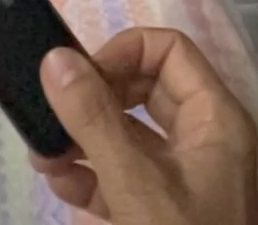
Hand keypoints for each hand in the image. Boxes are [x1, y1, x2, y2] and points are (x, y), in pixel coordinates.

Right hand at [31, 28, 257, 224]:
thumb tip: (55, 57)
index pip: (168, 48)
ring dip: (83, 136)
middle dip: (94, 97)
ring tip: (43, 150)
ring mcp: (183, 175)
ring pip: (129, 131)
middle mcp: (202, 137)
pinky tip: (58, 180)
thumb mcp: (134, 186)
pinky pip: (124, 171)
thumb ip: (94, 120)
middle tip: (55, 110)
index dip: (122, 51)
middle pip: (143, 87)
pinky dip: (91, 172)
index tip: (81, 77)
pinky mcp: (162, 209)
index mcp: (214, 118)